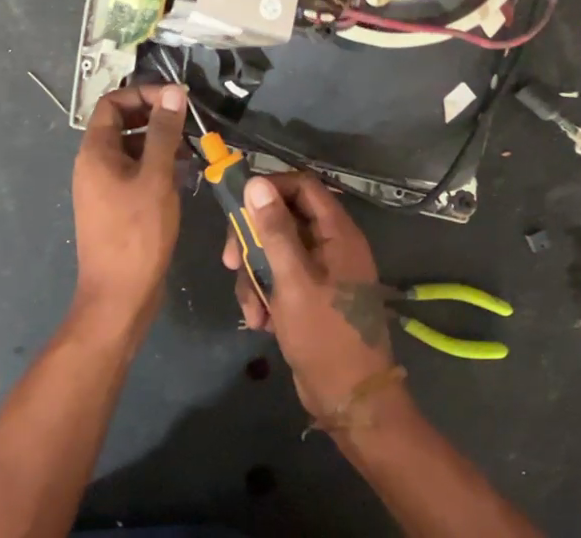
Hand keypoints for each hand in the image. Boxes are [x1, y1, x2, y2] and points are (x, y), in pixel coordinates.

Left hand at [71, 84, 186, 334]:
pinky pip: (135, 173)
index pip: (113, 103)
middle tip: (190, 123)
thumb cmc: (137, 233)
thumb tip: (172, 92)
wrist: (119, 295)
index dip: (143, 94)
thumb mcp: (155, 177)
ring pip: (131, 150)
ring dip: (160, 143)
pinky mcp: (115, 206)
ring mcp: (103, 187)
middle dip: (155, 118)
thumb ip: (163, 132)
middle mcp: (93, 164)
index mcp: (95, 151)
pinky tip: (185, 175)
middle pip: (122, 124)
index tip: (176, 99)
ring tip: (195, 148)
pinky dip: (157, 167)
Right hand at [224, 171, 395, 417]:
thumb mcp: (293, 279)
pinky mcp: (310, 296)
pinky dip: (265, 295)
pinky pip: (279, 278)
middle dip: (252, 241)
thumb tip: (256, 183)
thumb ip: (274, 229)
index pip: (302, 186)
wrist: (349, 398)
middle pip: (282, 218)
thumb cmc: (324, 334)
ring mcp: (321, 272)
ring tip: (252, 309)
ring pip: (274, 252)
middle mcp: (331, 246)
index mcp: (338, 234)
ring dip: (255, 276)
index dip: (269, 188)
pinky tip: (261, 321)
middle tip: (230, 263)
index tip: (237, 206)